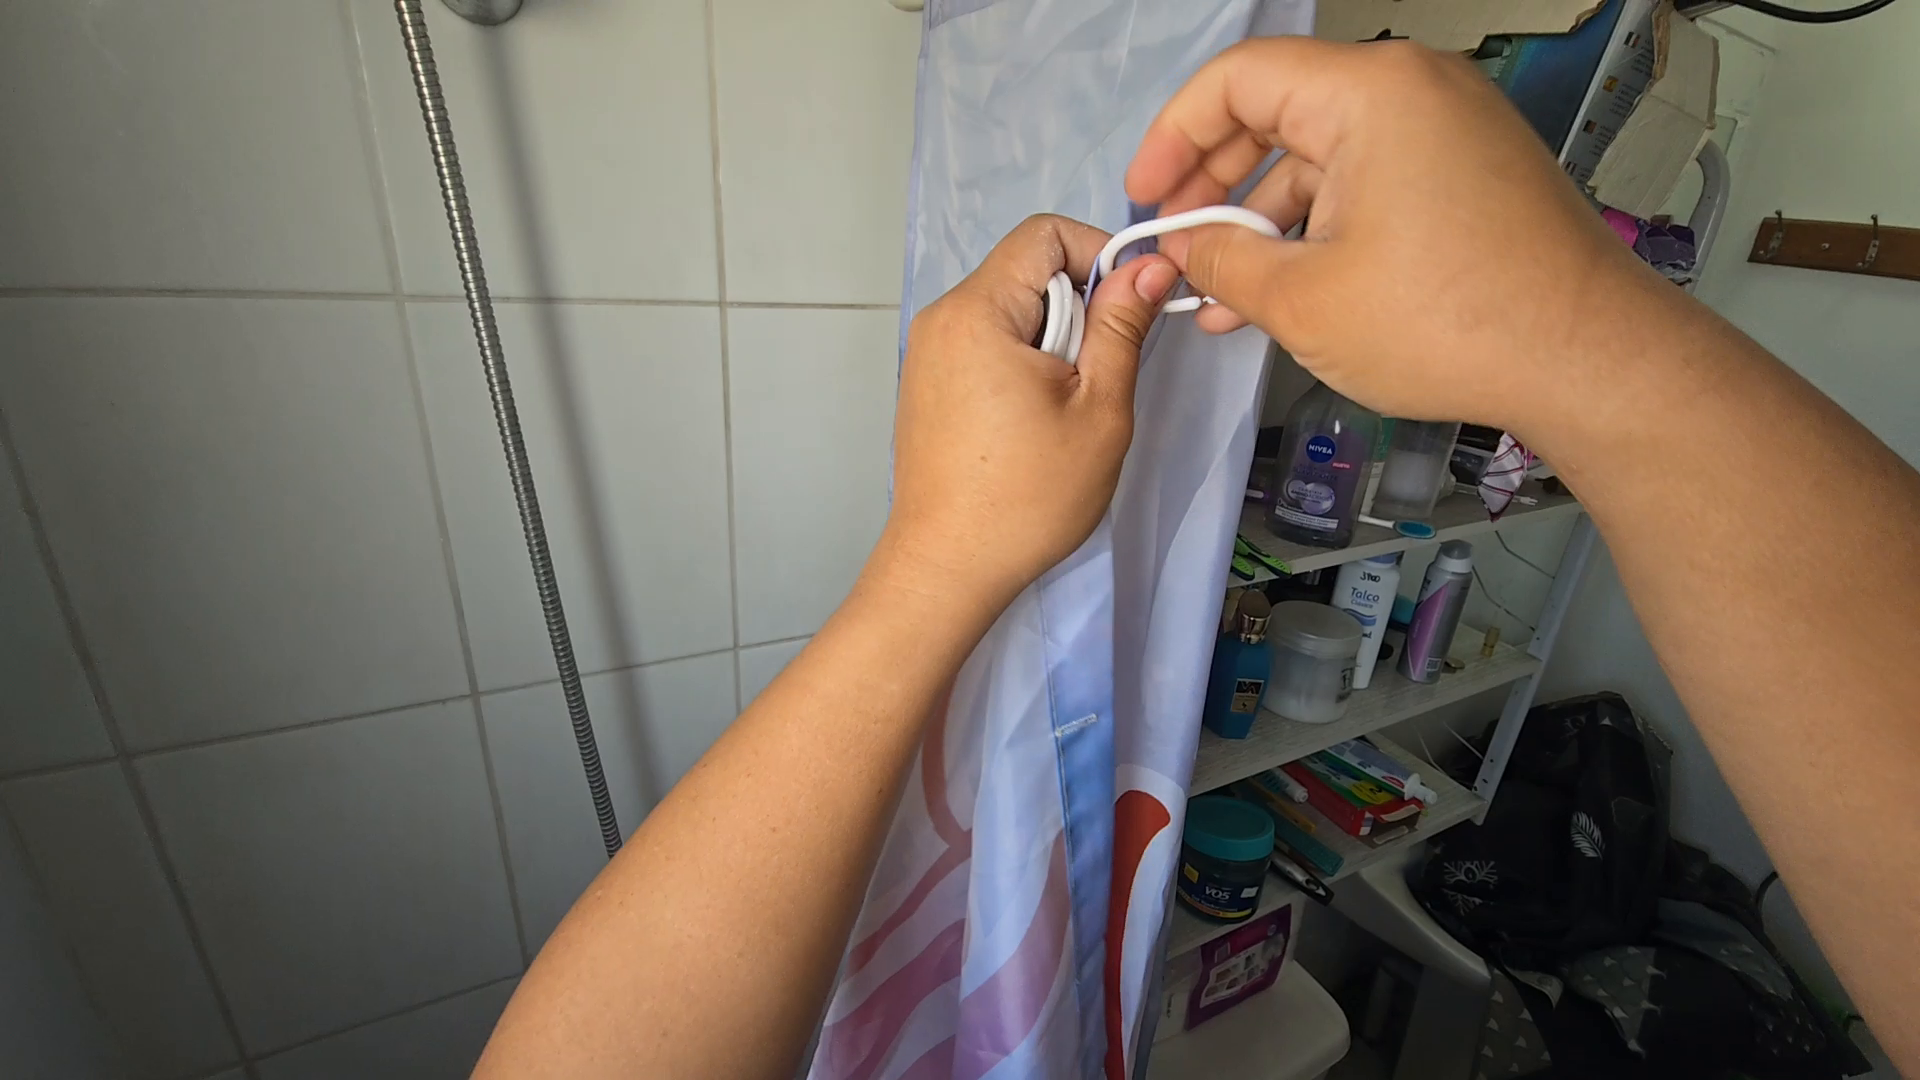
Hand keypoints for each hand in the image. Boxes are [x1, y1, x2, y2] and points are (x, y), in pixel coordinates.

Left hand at [873, 214, 1179, 612]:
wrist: (948, 568)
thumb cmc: (1029, 497)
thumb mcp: (1098, 411)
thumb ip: (1121, 328)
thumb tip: (1147, 266)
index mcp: (976, 311)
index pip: (1044, 234)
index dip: (1099, 255)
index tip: (1129, 308)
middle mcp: (940, 320)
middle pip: (1024, 272)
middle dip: (1076, 309)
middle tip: (1095, 377)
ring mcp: (926, 357)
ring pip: (1006, 313)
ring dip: (1050, 343)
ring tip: (1061, 408)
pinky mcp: (926, 389)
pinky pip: (982, 348)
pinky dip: (1017, 365)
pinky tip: (1027, 424)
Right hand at [1124, 38, 1679, 438]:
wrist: (1578, 360)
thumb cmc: (1432, 320)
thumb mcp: (1299, 298)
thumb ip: (1221, 261)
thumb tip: (1178, 248)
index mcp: (1368, 95)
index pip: (1238, 78)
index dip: (1173, 134)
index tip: (1143, 196)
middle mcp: (1406, 95)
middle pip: (1272, 115)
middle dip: (1208, 183)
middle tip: (1170, 242)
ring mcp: (1433, 138)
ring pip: (1309, 163)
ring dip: (1250, 224)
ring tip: (1206, 289)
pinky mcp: (1448, 183)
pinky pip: (1351, 193)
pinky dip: (1301, 235)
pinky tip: (1262, 293)